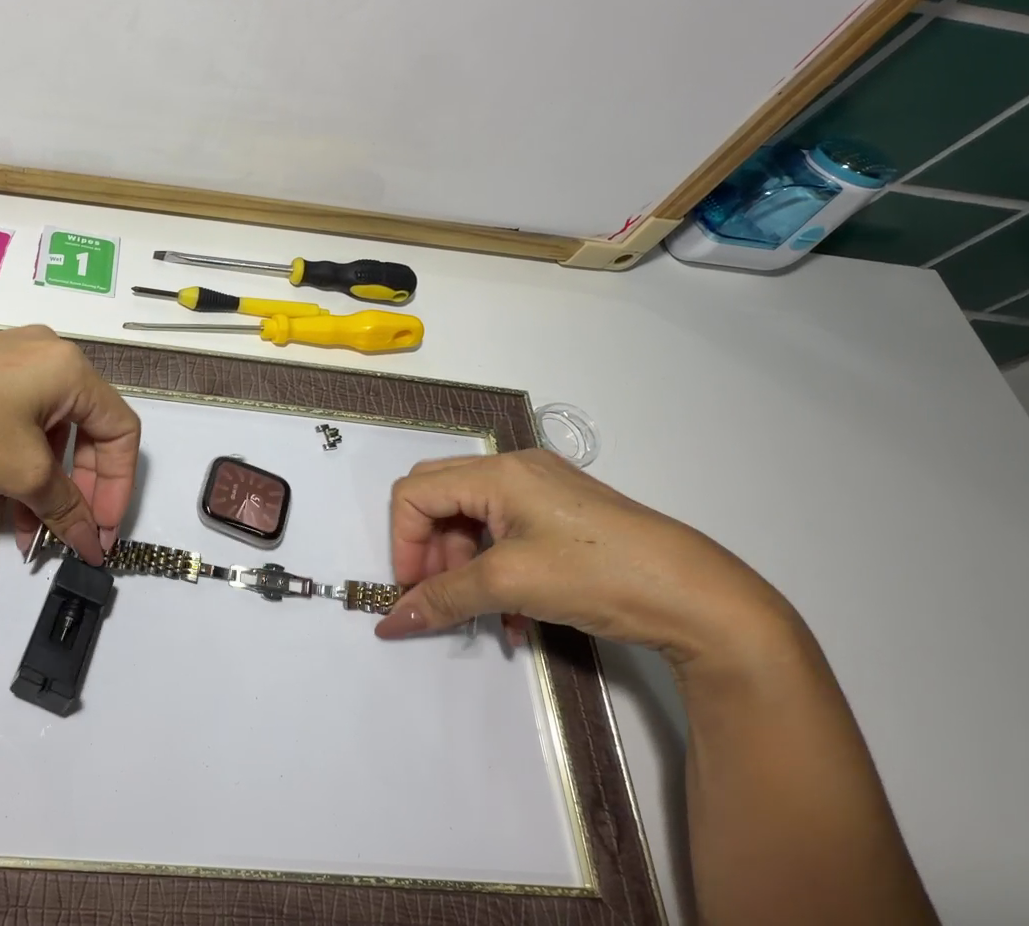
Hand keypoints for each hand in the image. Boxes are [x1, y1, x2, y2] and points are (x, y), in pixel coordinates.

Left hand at [0, 326, 139, 563]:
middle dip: (83, 489)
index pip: (121, 430)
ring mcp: (8, 364)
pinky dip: (22, 465)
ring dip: (48, 485)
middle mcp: (46, 356)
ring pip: (49, 433)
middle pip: (86, 431)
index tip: (103, 532)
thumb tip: (89, 541)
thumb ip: (65, 507)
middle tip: (72, 533)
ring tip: (34, 533)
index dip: (119, 487)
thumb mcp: (21, 471)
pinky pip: (19, 425)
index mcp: (69, 368)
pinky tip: (10, 505)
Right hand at [375, 450, 800, 669]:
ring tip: (478, 611)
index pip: (415, 493)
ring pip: (470, 519)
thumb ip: (442, 598)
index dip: (403, 542)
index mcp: (497, 472)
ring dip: (461, 565)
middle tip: (437, 594)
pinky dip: (492, 567)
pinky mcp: (564, 514)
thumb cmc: (598, 576)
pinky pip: (504, 532)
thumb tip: (390, 623)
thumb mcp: (510, 586)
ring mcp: (543, 489)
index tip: (414, 590)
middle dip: (428, 551)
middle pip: (438, 499)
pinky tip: (510, 613)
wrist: (702, 599)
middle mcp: (515, 469)